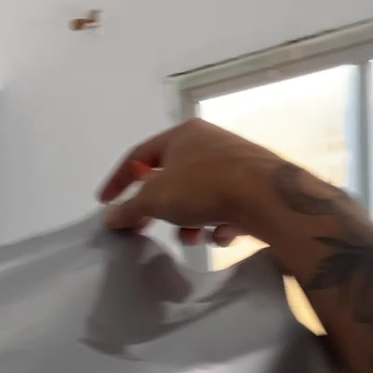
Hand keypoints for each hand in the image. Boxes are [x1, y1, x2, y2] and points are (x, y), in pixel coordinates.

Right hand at [99, 119, 323, 248]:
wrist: (267, 197)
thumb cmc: (202, 187)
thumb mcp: (153, 199)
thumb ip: (128, 209)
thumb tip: (111, 217)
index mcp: (182, 134)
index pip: (138, 156)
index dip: (117, 181)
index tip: (104, 203)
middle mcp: (209, 142)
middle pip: (169, 177)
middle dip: (156, 206)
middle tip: (145, 225)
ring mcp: (235, 161)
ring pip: (196, 194)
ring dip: (187, 219)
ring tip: (190, 238)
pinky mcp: (255, 183)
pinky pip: (224, 204)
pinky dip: (216, 222)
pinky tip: (219, 235)